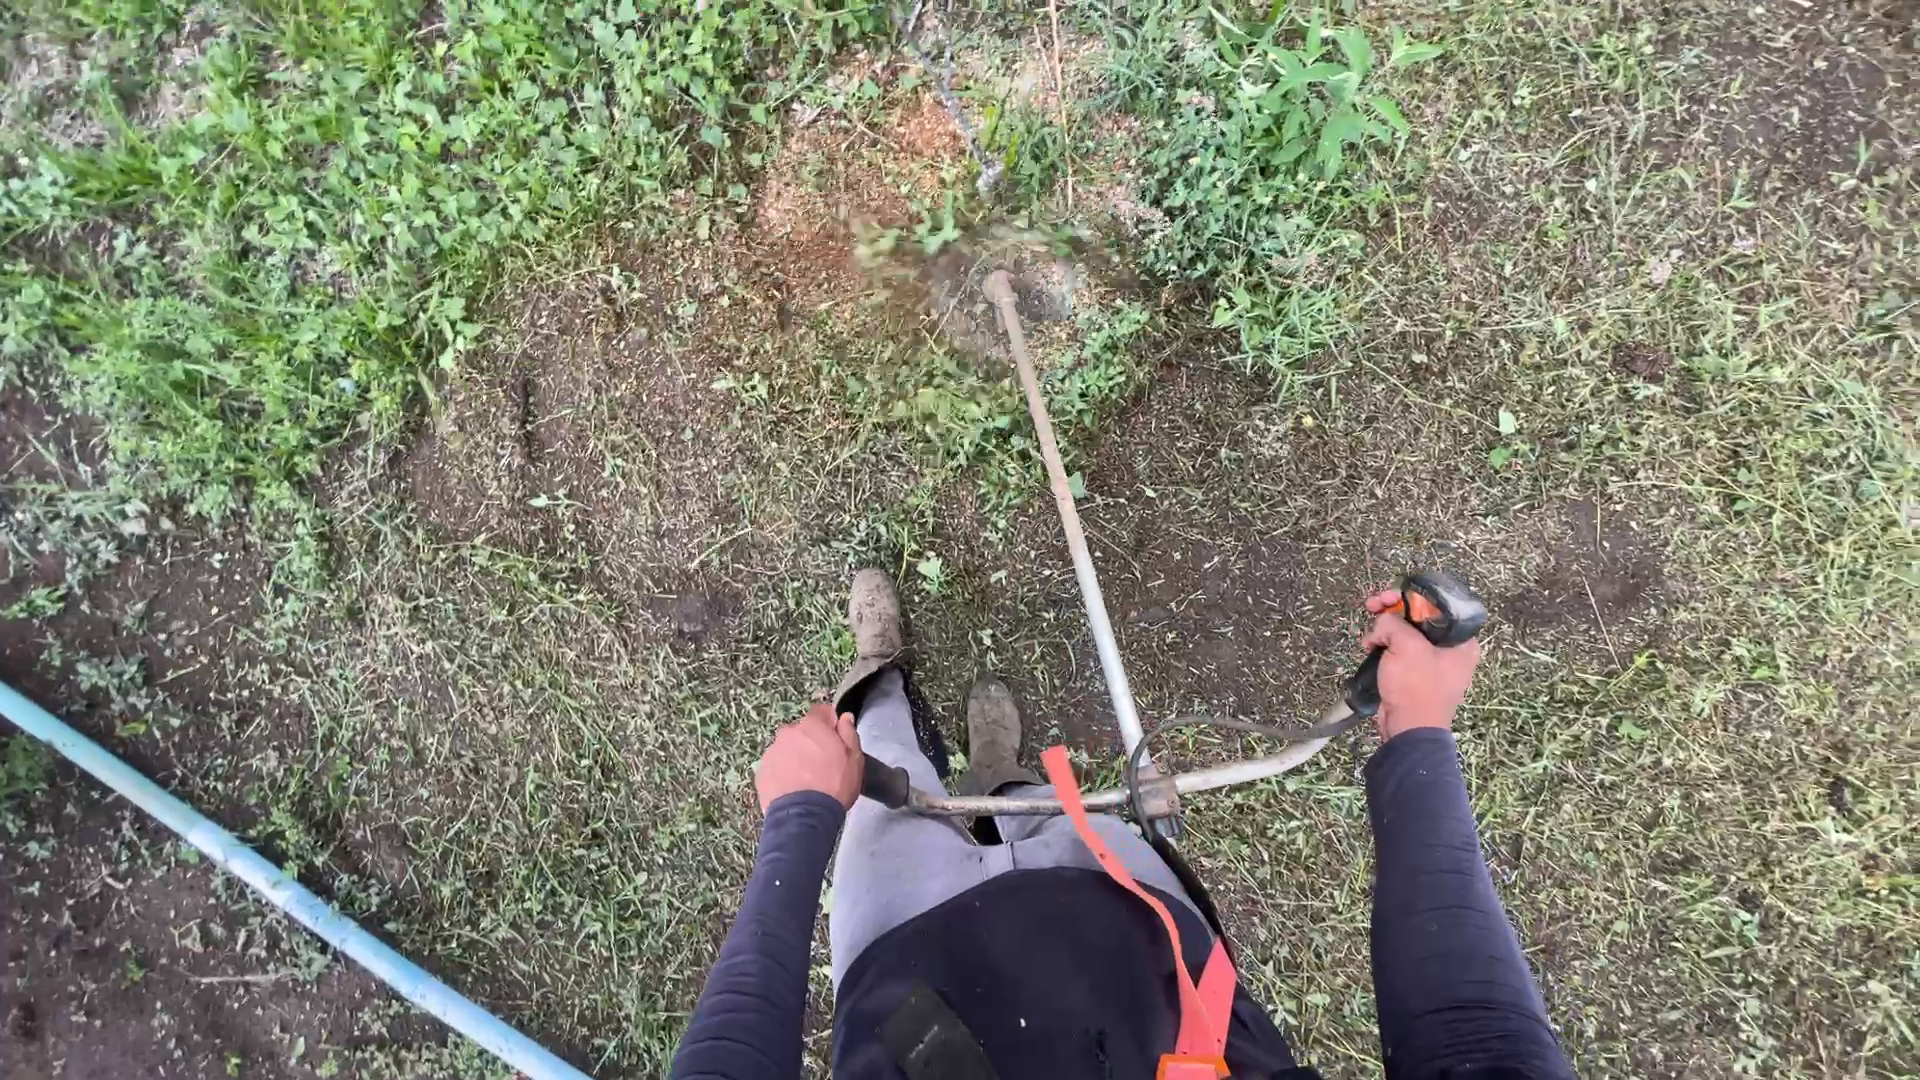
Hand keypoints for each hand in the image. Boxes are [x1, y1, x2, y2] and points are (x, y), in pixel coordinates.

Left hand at [754, 703, 862, 811]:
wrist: (804, 817)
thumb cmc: (834, 785)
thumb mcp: (854, 759)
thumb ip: (849, 733)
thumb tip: (844, 718)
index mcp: (811, 725)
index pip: (820, 711)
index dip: (829, 722)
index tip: (835, 737)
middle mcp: (788, 733)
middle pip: (801, 731)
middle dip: (810, 741)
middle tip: (822, 763)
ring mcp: (771, 753)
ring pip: (787, 749)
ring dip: (795, 757)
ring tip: (806, 780)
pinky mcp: (761, 773)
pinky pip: (775, 767)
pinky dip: (782, 773)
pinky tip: (793, 789)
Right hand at [1360, 589, 1481, 739]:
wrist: (1409, 728)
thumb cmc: (1416, 687)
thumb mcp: (1406, 646)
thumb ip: (1394, 623)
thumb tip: (1383, 622)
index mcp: (1461, 641)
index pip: (1437, 605)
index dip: (1410, 596)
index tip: (1388, 596)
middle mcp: (1450, 648)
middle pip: (1418, 616)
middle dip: (1392, 610)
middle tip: (1371, 605)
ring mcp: (1431, 661)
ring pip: (1405, 632)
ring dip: (1383, 629)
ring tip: (1368, 638)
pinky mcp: (1414, 672)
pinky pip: (1398, 649)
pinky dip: (1383, 645)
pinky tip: (1369, 648)